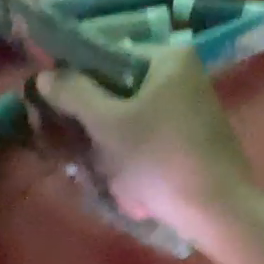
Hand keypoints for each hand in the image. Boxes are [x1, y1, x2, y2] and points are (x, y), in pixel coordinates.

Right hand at [34, 44, 253, 229]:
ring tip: (97, 168)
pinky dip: (132, 157)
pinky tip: (123, 182)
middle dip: (92, 118)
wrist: (218, 210)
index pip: (107, 54)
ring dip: (108, 143)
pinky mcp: (194, 141)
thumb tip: (46, 76)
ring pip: (132, 118)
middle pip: (119, 89)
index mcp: (170, 58)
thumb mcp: (107, 123)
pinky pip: (150, 140)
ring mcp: (192, 110)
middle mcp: (185, 76)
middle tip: (71, 143)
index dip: (74, 77)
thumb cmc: (160, 159)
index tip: (52, 103)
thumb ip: (73, 93)